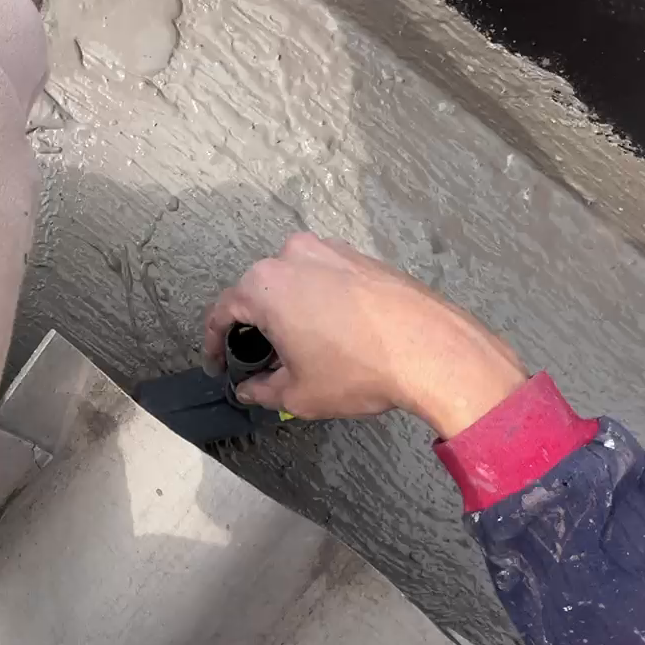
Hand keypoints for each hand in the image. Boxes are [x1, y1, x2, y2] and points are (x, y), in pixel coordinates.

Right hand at [202, 233, 528, 438]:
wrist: (431, 350)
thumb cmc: (356, 370)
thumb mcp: (297, 394)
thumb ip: (262, 391)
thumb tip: (249, 390)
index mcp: (265, 285)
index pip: (222, 311)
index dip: (213, 342)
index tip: (218, 364)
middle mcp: (293, 256)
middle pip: (257, 293)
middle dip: (253, 328)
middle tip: (259, 362)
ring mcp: (331, 251)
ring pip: (292, 284)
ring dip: (286, 314)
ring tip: (297, 350)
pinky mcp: (362, 258)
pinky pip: (324, 279)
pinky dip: (316, 304)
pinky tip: (330, 335)